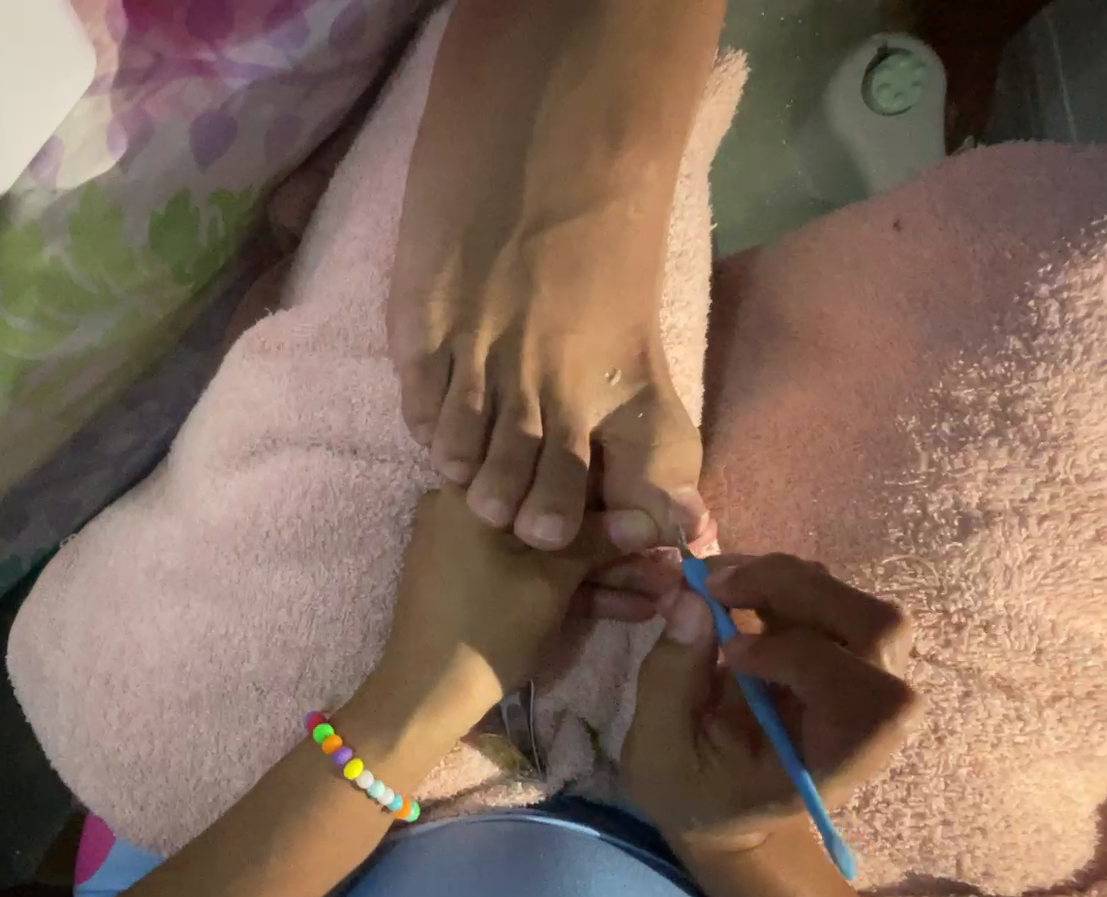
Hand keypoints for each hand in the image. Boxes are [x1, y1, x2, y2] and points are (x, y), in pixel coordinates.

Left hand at [369, 487, 670, 731]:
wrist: (426, 692)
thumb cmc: (487, 626)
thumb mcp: (551, 582)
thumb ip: (601, 541)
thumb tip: (656, 516)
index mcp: (469, 488)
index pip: (551, 473)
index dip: (612, 494)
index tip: (659, 511)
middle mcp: (462, 504)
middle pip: (550, 513)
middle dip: (613, 543)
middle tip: (671, 558)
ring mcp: (464, 542)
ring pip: (543, 546)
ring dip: (600, 570)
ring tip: (666, 589)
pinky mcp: (472, 575)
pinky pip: (524, 567)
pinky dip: (567, 586)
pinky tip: (633, 606)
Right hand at [391, 183, 705, 554]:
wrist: (549, 151)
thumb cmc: (604, 265)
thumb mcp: (645, 361)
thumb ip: (657, 451)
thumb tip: (689, 531)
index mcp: (598, 383)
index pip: (580, 481)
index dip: (565, 518)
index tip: (552, 535)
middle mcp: (537, 375)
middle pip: (512, 472)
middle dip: (507, 505)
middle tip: (501, 517)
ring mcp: (475, 349)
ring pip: (457, 443)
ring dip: (460, 469)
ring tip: (463, 477)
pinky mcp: (422, 323)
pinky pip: (417, 398)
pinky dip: (424, 423)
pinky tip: (434, 425)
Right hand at [620, 553, 919, 856]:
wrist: (723, 808)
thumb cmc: (690, 792)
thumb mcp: (657, 748)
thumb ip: (669, 679)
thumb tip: (689, 599)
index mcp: (833, 761)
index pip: (872, 700)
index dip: (807, 657)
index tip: (730, 652)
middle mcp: (865, 718)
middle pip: (878, 629)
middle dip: (795, 589)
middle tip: (714, 582)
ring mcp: (855, 680)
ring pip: (855, 604)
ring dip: (783, 578)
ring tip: (715, 584)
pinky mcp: (831, 654)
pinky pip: (824, 597)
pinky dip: (775, 580)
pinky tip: (728, 590)